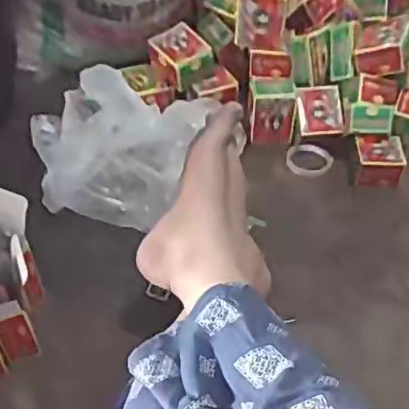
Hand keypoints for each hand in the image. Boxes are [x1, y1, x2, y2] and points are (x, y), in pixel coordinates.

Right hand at [135, 104, 271, 309]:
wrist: (218, 296)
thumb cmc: (181, 259)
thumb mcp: (153, 251)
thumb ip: (163, 244)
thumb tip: (171, 258)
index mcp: (203, 187)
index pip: (212, 149)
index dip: (219, 129)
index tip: (230, 112)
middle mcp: (230, 206)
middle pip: (233, 174)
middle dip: (229, 157)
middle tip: (228, 146)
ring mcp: (246, 237)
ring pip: (240, 211)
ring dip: (232, 203)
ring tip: (222, 201)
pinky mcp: (255, 265)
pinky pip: (242, 250)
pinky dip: (232, 251)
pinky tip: (224, 261)